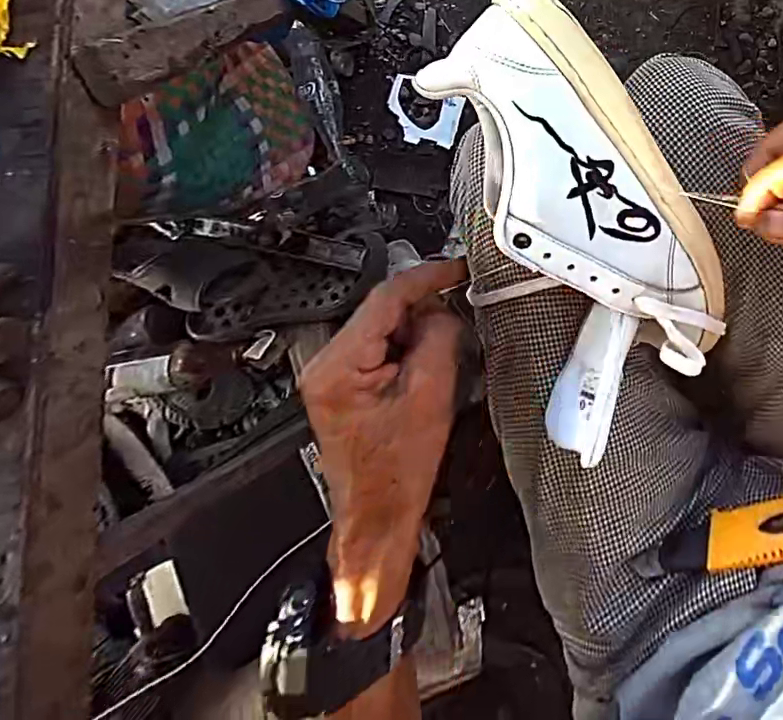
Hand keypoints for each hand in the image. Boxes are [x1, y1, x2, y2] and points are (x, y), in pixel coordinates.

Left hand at [296, 258, 466, 636]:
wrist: (380, 514)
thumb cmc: (397, 472)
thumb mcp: (431, 394)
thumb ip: (439, 336)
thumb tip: (442, 308)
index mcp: (339, 365)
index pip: (386, 298)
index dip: (427, 277)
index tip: (455, 269)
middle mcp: (326, 364)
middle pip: (385, 310)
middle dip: (425, 314)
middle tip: (456, 328)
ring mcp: (333, 372)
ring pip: (388, 327)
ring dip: (420, 335)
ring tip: (437, 368)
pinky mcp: (345, 381)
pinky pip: (385, 346)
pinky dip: (411, 350)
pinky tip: (424, 374)